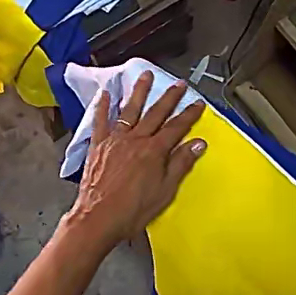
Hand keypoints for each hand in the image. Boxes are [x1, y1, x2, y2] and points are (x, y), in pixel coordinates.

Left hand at [64, 72, 207, 246]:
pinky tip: (106, 94)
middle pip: (156, 113)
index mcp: (154, 151)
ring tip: (146, 76)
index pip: (177, 127)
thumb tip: (198, 144)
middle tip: (179, 84)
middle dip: (170, 97)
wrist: (97, 219)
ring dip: (139, 92)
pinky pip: (101, 122)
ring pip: (130, 110)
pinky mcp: (98, 146)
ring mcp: (115, 141)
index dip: (189, 114)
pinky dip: (103, 107)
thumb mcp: (165, 190)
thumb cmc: (133, 209)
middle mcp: (135, 140)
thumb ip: (181, 164)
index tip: (198, 103)